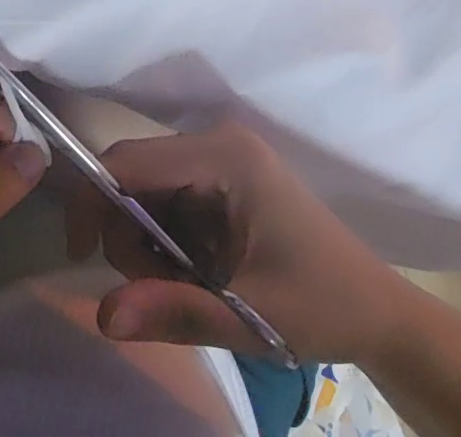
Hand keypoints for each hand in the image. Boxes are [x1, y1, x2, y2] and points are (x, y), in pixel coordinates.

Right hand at [66, 122, 418, 362]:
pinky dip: (160, 239)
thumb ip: (177, 312)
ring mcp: (217, 157)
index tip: (79, 255)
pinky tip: (192, 271)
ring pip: (140, 189)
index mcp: (225, 157)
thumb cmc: (325, 307)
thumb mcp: (251, 317)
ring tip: (183, 285)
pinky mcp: (218, 177)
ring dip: (143, 242)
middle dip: (126, 234)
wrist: (381, 315)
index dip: (91, 201)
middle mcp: (216, 143)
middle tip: (157, 289)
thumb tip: (103, 315)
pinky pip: (160, 199)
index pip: (127, 162)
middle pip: (130, 175)